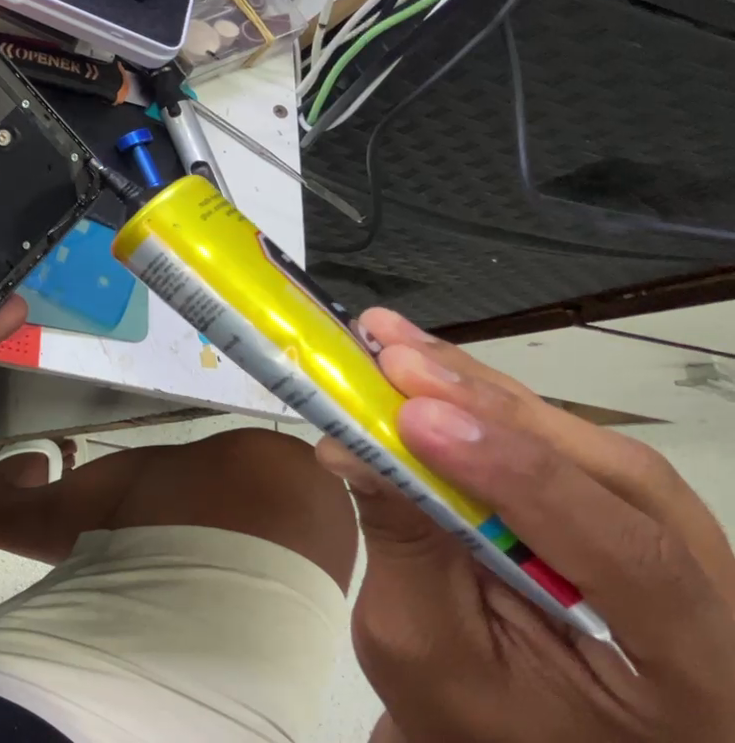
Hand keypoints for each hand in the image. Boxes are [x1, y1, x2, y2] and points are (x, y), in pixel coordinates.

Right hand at [319, 308, 734, 742]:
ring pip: (591, 448)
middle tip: (396, 364)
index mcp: (692, 674)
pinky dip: (486, 401)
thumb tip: (349, 447)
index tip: (418, 419)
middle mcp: (716, 603)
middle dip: (497, 413)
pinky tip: (425, 365)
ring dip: (482, 391)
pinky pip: (563, 447)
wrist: (500, 737)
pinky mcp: (619, 517)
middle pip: (619, 482)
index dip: (522, 479)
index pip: (630, 559)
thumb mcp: (419, 647)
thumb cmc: (464, 717)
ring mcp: (678, 553)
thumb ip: (404, 547)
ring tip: (391, 345)